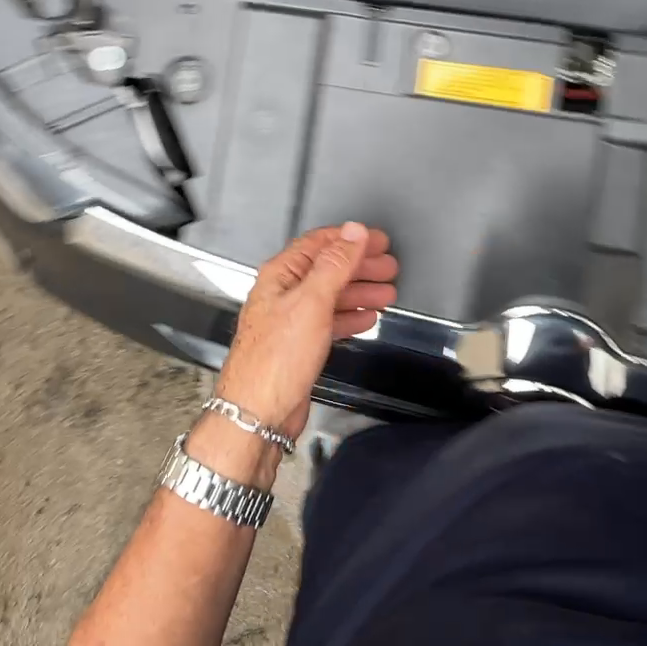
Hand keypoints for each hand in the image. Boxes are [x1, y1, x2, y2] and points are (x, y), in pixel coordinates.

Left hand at [214, 222, 397, 440]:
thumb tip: (353, 233)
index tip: (376, 240)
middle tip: (388, 265)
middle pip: (328, 268)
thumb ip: (335, 265)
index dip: (350, 239)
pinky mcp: (298, 345)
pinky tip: (365, 318)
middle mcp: (283, 294)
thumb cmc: (274, 360)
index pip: (319, 243)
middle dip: (360, 265)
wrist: (258, 413)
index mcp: (281, 275)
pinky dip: (350, 316)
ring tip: (386, 291)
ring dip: (360, 291)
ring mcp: (290, 320)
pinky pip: (329, 321)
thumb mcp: (311, 302)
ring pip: (331, 295)